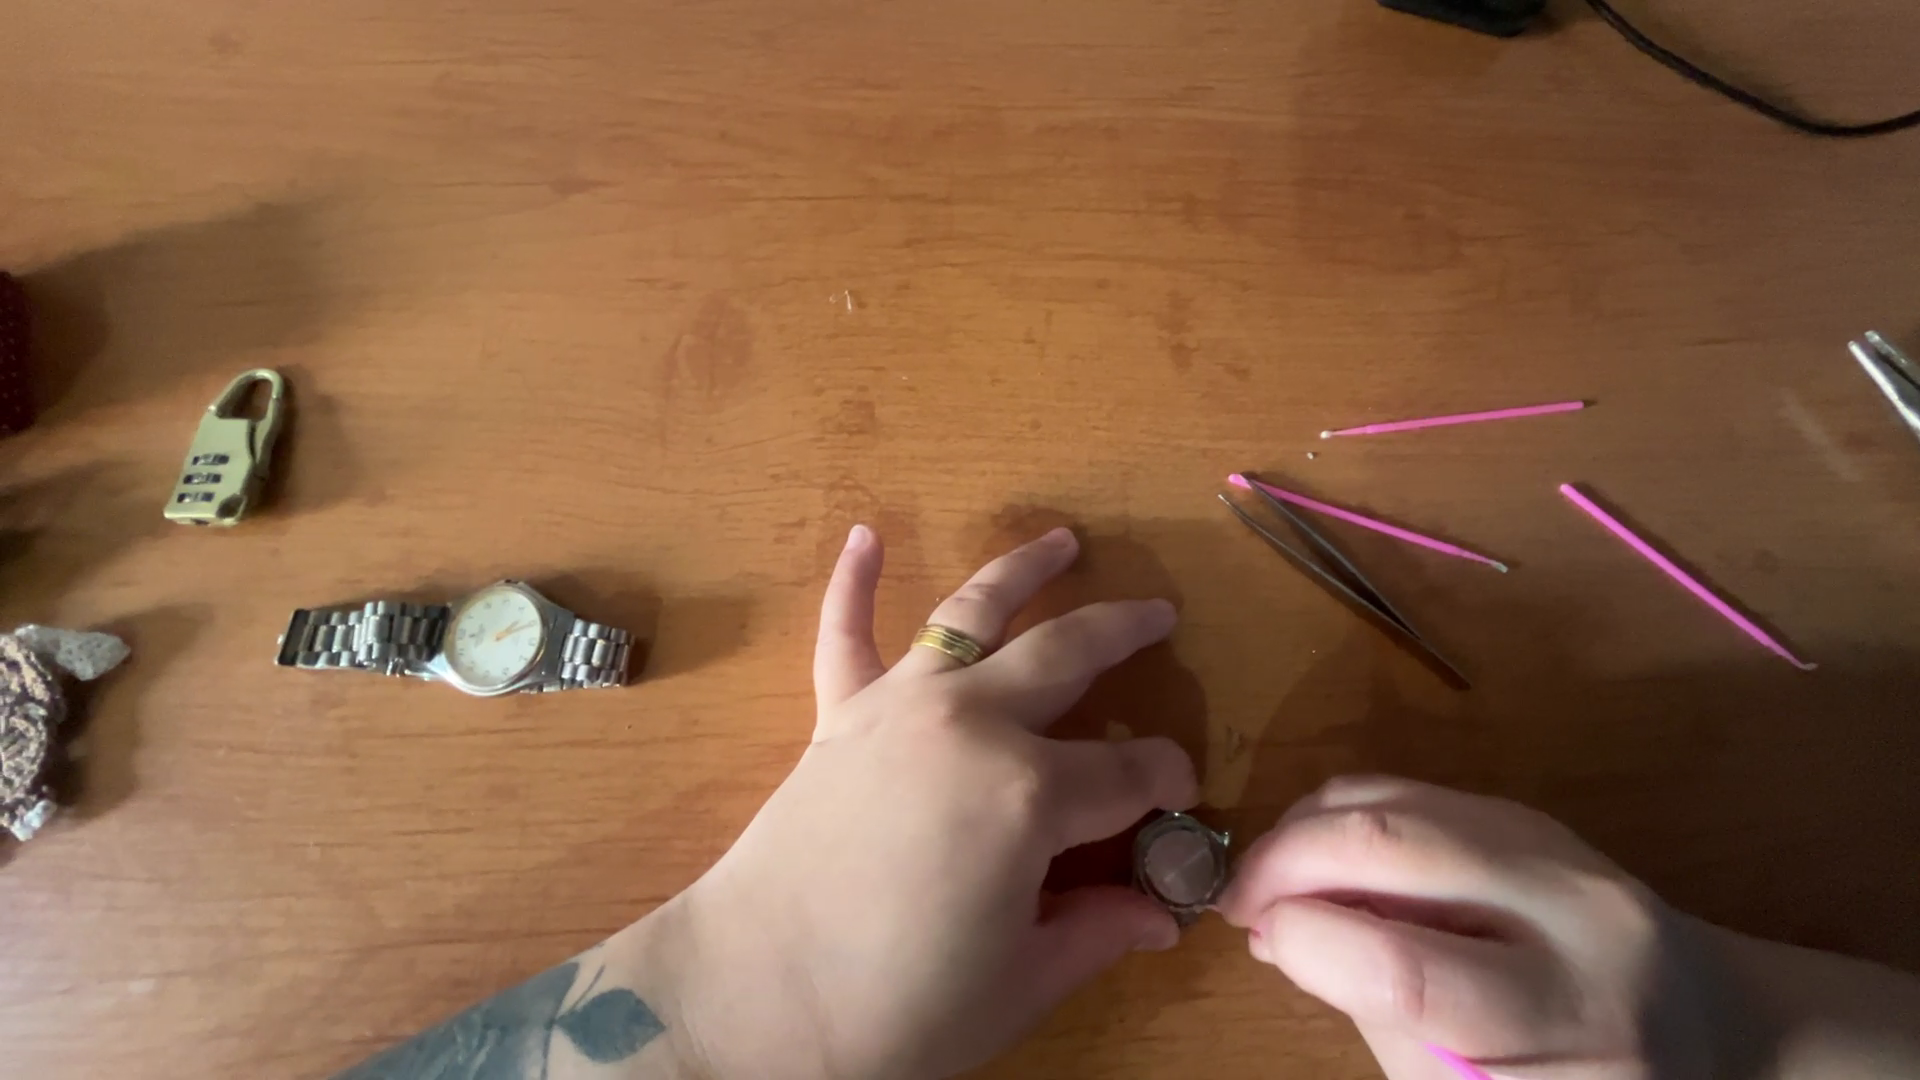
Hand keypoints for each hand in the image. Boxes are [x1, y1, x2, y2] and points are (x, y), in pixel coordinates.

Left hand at [642, 526, 1197, 1079]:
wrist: (755, 995)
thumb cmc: (897, 1006)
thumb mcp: (1019, 983)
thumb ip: (1097, 932)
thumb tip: (1161, 915)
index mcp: (1030, 793)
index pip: (1130, 772)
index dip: (1167, 780)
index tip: (1179, 791)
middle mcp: (973, 723)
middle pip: (1068, 653)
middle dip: (1124, 628)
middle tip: (1159, 612)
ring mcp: (902, 705)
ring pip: (973, 613)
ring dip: (1023, 568)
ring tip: (1061, 540)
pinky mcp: (842, 711)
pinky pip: (846, 632)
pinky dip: (852, 581)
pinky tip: (866, 535)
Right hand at [1217, 777, 1733, 1079]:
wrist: (1718, 1027)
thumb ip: (1371, 1013)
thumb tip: (1278, 933)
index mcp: (1572, 1018)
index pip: (1408, 966)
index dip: (1305, 941)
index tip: (1262, 942)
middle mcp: (1566, 909)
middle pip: (1386, 843)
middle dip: (1282, 862)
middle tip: (1237, 900)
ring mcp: (1543, 838)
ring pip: (1377, 796)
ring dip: (1295, 830)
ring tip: (1269, 880)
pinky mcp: (1512, 806)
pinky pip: (1389, 786)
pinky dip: (1328, 815)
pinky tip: (1315, 854)